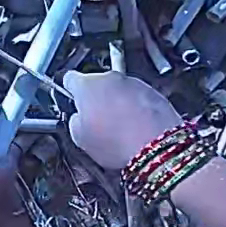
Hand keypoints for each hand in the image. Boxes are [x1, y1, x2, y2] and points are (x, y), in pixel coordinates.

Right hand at [62, 70, 183, 169]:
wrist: (157, 148)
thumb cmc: (117, 142)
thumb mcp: (80, 139)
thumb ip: (74, 122)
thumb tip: (77, 118)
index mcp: (87, 85)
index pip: (69, 78)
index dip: (68, 90)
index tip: (71, 99)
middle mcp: (110, 78)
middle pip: (96, 83)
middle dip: (95, 99)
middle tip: (96, 122)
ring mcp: (134, 83)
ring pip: (118, 89)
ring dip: (116, 103)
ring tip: (118, 128)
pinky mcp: (154, 92)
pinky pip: (138, 97)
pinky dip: (135, 108)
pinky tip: (135, 128)